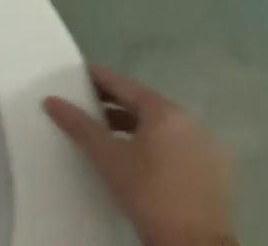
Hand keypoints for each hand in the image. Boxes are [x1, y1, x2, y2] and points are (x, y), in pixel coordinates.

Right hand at [44, 64, 234, 245]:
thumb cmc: (148, 191)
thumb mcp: (105, 155)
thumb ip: (78, 123)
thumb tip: (52, 100)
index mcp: (166, 113)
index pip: (122, 83)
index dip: (94, 77)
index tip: (71, 76)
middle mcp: (192, 124)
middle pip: (143, 104)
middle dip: (111, 104)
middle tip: (82, 106)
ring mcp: (208, 150)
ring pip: (160, 126)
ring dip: (131, 125)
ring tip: (103, 134)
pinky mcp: (215, 173)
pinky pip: (176, 145)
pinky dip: (152, 144)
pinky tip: (133, 158)